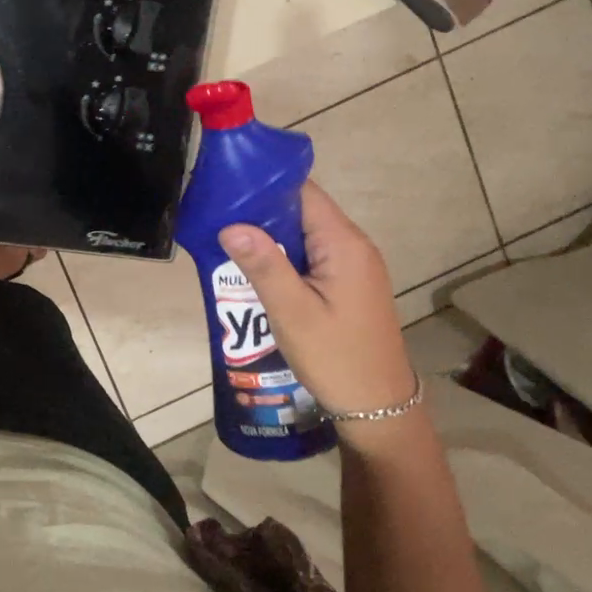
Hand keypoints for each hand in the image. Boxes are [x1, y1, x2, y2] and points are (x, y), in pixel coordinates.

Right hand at [217, 184, 417, 432]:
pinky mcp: (347, 284)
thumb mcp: (292, 312)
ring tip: (223, 242)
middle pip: (301, 211)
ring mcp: (352, 266)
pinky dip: (281, 258)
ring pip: (303, 235)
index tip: (225, 188)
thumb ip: (264, 265)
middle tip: (214, 218)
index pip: (303, 193)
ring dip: (267, 238)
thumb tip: (231, 224)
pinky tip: (252, 272)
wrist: (377, 406)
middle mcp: (353, 247)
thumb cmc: (335, 357)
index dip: (265, 186)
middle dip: (259, 213)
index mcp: (343, 245)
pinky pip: (309, 257)